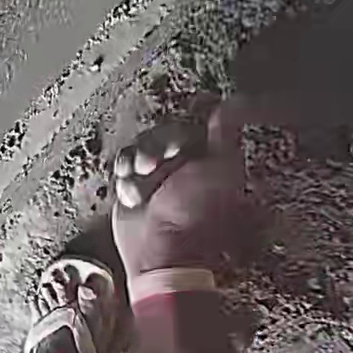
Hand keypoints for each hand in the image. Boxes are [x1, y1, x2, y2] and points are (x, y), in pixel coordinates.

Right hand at [112, 102, 253, 275]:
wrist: (162, 250)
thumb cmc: (195, 213)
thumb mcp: (219, 168)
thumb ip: (223, 134)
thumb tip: (231, 102)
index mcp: (202, 157)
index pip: (181, 128)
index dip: (172, 135)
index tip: (172, 149)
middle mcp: (178, 165)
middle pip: (154, 136)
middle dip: (150, 149)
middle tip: (150, 166)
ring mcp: (154, 177)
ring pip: (135, 149)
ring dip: (134, 164)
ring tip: (139, 183)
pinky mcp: (132, 188)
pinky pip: (121, 168)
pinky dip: (125, 179)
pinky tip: (132, 195)